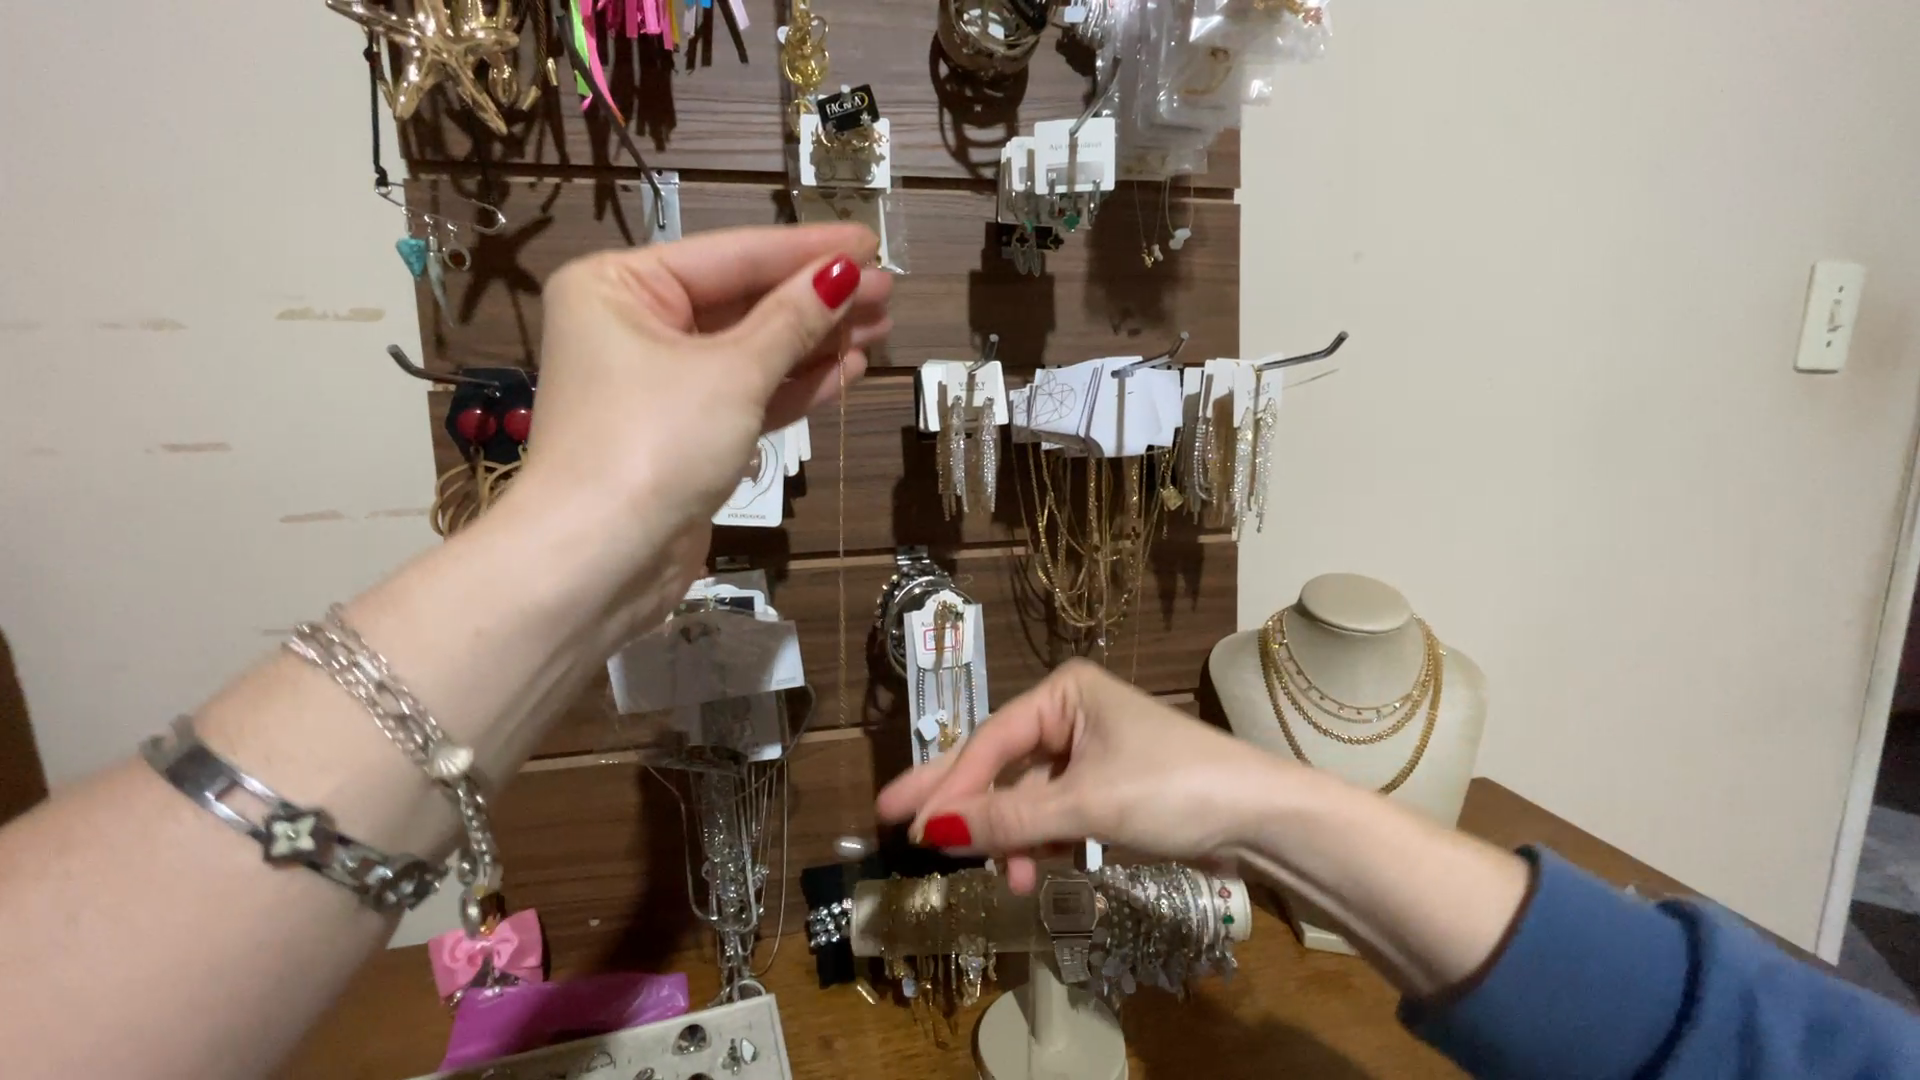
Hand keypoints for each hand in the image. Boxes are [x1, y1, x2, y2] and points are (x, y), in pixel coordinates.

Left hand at [504, 224, 891, 629]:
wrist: (602, 561)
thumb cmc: (656, 443)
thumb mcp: (732, 373)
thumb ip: (793, 321)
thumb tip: (848, 274)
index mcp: (621, 286)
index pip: (732, 255)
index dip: (807, 250)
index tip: (870, 241)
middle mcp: (635, 326)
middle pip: (744, 302)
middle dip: (816, 300)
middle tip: (887, 291)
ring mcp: (661, 384)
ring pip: (751, 352)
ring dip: (814, 344)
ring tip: (879, 329)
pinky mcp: (686, 433)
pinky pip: (746, 395)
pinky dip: (792, 385)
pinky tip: (844, 371)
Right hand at [876, 659, 1295, 892]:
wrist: (1263, 818)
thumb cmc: (1173, 789)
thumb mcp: (1086, 805)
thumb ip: (1010, 820)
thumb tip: (935, 833)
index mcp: (1065, 693)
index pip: (992, 741)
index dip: (950, 786)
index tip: (910, 823)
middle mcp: (1071, 713)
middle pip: (1000, 762)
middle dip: (958, 799)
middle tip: (897, 820)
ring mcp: (1089, 751)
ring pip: (1027, 795)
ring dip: (1012, 836)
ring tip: (1007, 879)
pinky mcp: (1106, 786)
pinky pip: (1055, 812)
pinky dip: (1043, 842)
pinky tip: (1035, 871)